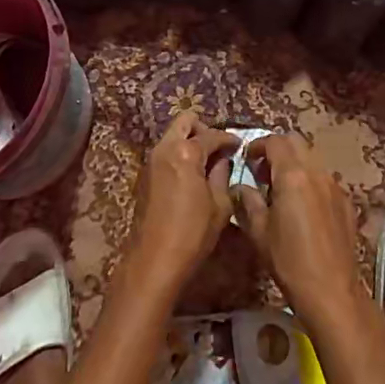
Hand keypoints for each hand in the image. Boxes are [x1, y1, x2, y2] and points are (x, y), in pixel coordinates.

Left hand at [124, 112, 238, 292]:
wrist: (153, 262)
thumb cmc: (192, 234)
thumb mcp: (220, 205)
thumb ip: (222, 175)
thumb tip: (223, 160)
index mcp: (187, 152)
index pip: (213, 134)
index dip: (229, 139)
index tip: (239, 146)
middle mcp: (166, 148)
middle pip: (186, 121)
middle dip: (204, 129)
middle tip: (218, 148)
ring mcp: (151, 161)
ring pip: (173, 135)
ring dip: (189, 141)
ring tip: (207, 161)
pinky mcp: (144, 176)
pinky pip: (165, 152)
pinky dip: (179, 154)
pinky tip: (191, 175)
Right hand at [234, 133, 365, 321]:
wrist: (331, 290)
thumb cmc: (289, 261)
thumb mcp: (259, 233)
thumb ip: (248, 202)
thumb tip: (240, 187)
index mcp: (293, 175)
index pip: (275, 141)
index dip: (258, 145)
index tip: (247, 158)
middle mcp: (317, 172)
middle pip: (296, 142)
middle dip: (277, 149)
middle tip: (262, 171)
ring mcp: (335, 185)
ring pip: (312, 158)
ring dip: (295, 164)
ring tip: (281, 189)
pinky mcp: (346, 201)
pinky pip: (325, 178)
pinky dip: (310, 180)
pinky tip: (303, 206)